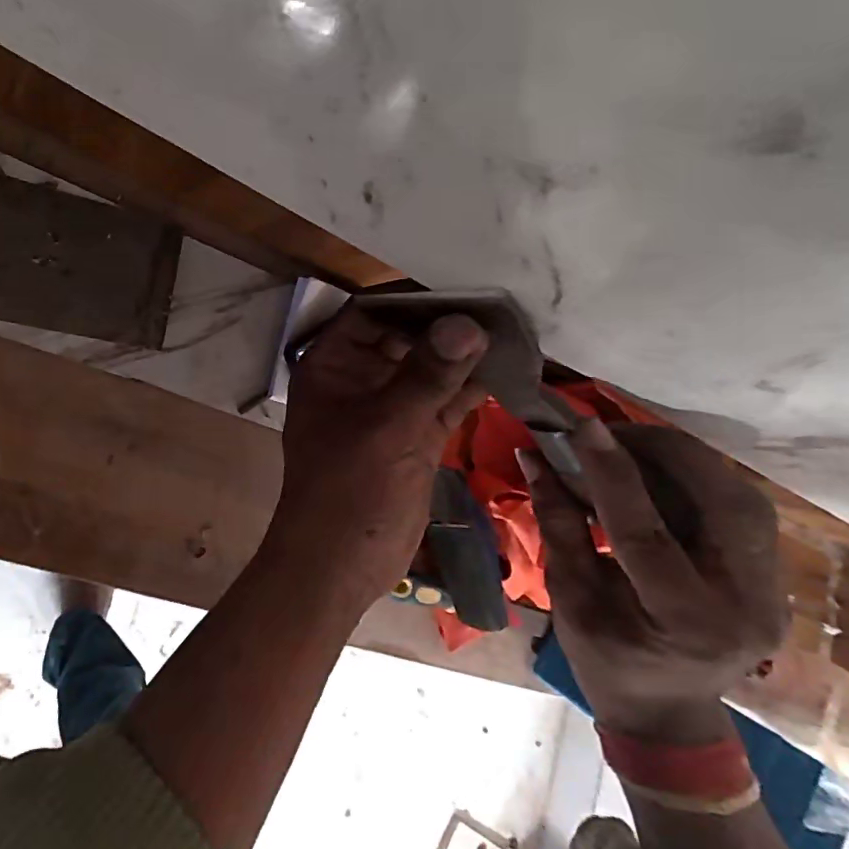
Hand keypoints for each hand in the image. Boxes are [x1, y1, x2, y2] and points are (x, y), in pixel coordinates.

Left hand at [270, 307, 488, 602]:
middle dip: (446, 325)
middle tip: (502, 305)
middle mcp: (356, 378)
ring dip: (464, 355)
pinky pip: (442, 400)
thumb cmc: (350, 489)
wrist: (341, 563)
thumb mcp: (389, 426)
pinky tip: (509, 371)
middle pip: (404, 336)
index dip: (412, 298)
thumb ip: (428, 374)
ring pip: (427, 369)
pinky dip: (470, 388)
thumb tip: (467, 323)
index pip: (370, 312)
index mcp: (332, 365)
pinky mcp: (411, 435)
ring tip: (516, 331)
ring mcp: (386, 407)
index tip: (463, 285)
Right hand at [520, 422, 785, 742]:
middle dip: (664, 452)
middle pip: (721, 504)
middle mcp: (745, 603)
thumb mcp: (568, 595)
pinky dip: (698, 476)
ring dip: (684, 459)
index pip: (646, 533)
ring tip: (629, 442)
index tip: (582, 425)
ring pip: (741, 498)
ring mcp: (772, 591)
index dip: (611, 472)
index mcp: (683, 621)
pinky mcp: (772, 576)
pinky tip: (658, 467)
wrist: (666, 706)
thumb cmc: (603, 659)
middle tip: (607, 430)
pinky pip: (741, 507)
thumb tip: (534, 457)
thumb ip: (557, 523)